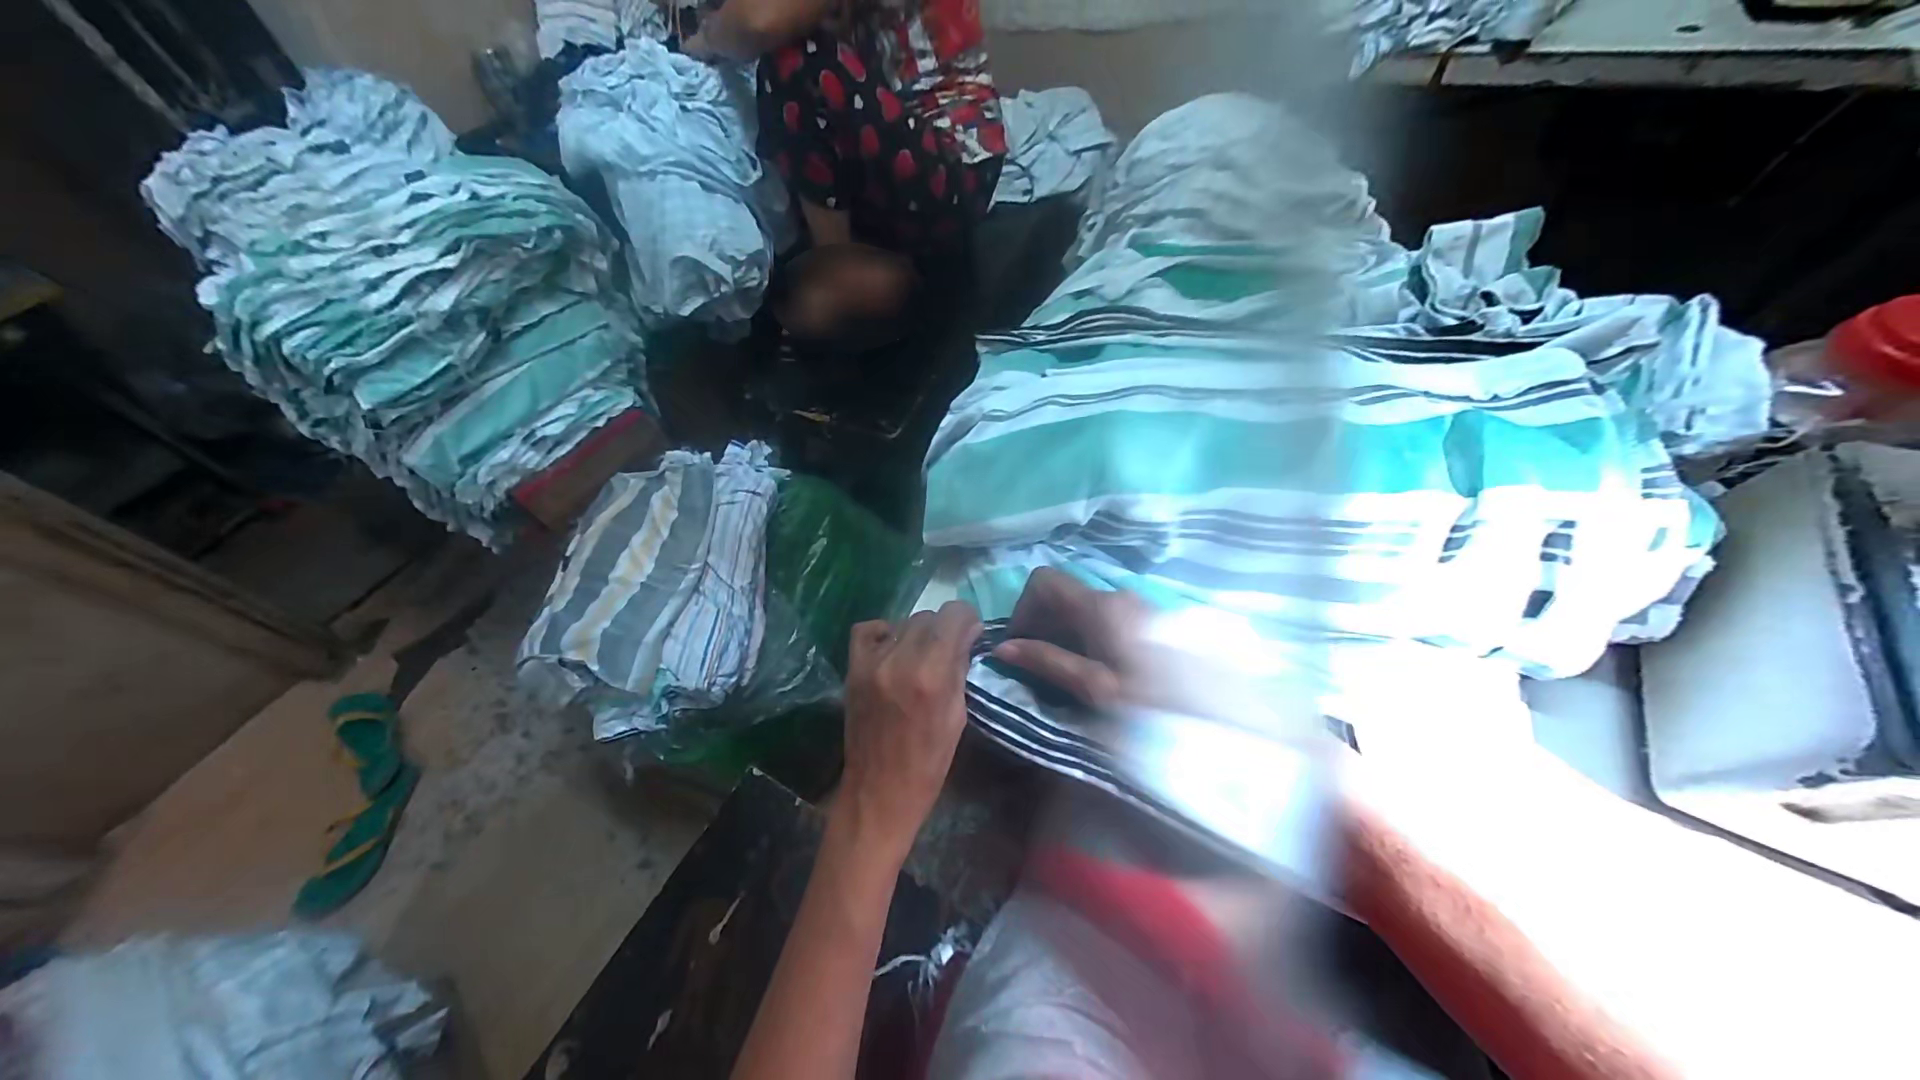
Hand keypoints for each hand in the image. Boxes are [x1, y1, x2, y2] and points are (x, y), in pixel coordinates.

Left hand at [839, 600, 982, 853]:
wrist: (878, 793)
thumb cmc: (928, 764)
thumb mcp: (958, 717)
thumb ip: (960, 671)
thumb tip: (967, 638)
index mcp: (932, 675)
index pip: (955, 615)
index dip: (968, 621)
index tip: (971, 637)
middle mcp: (900, 660)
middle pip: (929, 617)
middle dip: (945, 629)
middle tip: (950, 652)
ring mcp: (871, 663)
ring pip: (904, 622)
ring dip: (919, 634)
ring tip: (922, 657)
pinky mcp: (853, 669)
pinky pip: (868, 630)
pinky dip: (885, 633)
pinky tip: (893, 651)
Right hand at [991, 567, 1148, 707]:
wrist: (1227, 720)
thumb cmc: (1154, 705)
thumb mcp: (1096, 689)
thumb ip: (1049, 663)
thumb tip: (1004, 646)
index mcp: (1101, 606)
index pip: (1044, 581)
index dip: (1023, 609)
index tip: (1021, 648)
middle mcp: (1120, 596)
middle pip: (1065, 596)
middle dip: (1044, 627)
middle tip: (1042, 671)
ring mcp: (1141, 607)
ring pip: (1087, 611)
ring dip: (1068, 637)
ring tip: (1073, 679)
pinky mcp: (1156, 624)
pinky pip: (1110, 621)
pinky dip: (1093, 640)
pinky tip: (1104, 676)